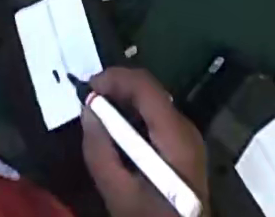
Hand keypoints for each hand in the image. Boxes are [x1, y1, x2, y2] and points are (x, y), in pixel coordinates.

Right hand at [81, 67, 208, 216]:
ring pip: (150, 99)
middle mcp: (186, 129)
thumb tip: (87, 109)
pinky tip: (116, 130)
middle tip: (88, 101)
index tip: (87, 89)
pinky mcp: (184, 147)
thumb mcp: (119, 196)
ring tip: (98, 114)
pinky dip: (131, 113)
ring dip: (121, 99)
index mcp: (176, 138)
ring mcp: (187, 138)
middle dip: (115, 87)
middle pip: (148, 89)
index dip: (113, 78)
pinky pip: (154, 115)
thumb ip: (99, 151)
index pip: (144, 86)